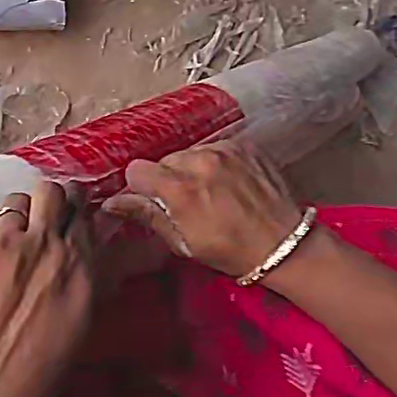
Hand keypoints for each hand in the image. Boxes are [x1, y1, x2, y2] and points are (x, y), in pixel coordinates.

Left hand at [0, 180, 95, 396]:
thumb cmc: (33, 380)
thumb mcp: (79, 327)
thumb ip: (87, 282)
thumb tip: (93, 259)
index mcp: (81, 269)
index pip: (84, 213)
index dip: (76, 213)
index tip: (70, 219)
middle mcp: (45, 248)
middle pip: (52, 192)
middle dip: (49, 202)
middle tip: (41, 220)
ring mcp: (2, 246)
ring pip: (15, 202)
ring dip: (16, 217)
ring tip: (8, 245)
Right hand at [104, 140, 304, 277]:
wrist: (283, 244)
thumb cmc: (230, 251)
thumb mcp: (183, 243)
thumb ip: (147, 216)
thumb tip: (113, 202)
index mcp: (180, 189)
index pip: (137, 170)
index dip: (141, 188)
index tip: (152, 200)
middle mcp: (199, 161)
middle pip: (164, 160)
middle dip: (168, 179)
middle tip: (185, 201)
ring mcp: (225, 150)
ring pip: (189, 152)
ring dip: (192, 168)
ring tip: (210, 191)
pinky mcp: (244, 145)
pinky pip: (215, 147)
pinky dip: (215, 162)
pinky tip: (228, 182)